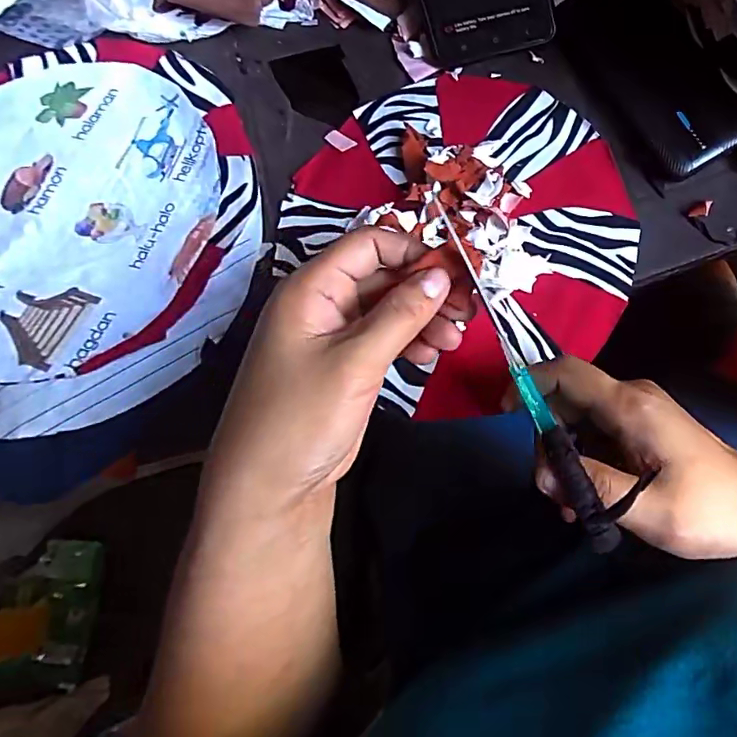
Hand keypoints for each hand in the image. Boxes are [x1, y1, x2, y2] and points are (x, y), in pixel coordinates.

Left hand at [203, 227, 474, 516]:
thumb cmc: (298, 421)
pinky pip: (389, 334)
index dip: (413, 251)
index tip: (454, 271)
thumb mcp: (356, 361)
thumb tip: (441, 274)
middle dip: (428, 287)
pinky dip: (414, 338)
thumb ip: (402, 313)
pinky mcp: (349, 360)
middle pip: (386, 274)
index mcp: (311, 289)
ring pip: (392, 306)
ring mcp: (337, 333)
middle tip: (467, 306)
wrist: (269, 491)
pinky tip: (433, 352)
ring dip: (427, 316)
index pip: (369, 244)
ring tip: (455, 336)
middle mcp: (324, 303)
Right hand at [522, 356, 736, 559]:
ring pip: (581, 421)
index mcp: (632, 406)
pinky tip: (588, 502)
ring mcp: (641, 412)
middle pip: (569, 399)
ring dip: (565, 458)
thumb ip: (593, 484)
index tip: (505, 414)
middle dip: (546, 440)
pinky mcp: (646, 430)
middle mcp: (633, 398)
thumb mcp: (647, 508)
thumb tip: (546, 466)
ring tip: (570, 508)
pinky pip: (600, 435)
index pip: (568, 372)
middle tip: (549, 492)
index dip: (530, 382)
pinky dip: (585, 462)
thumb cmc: (711, 509)